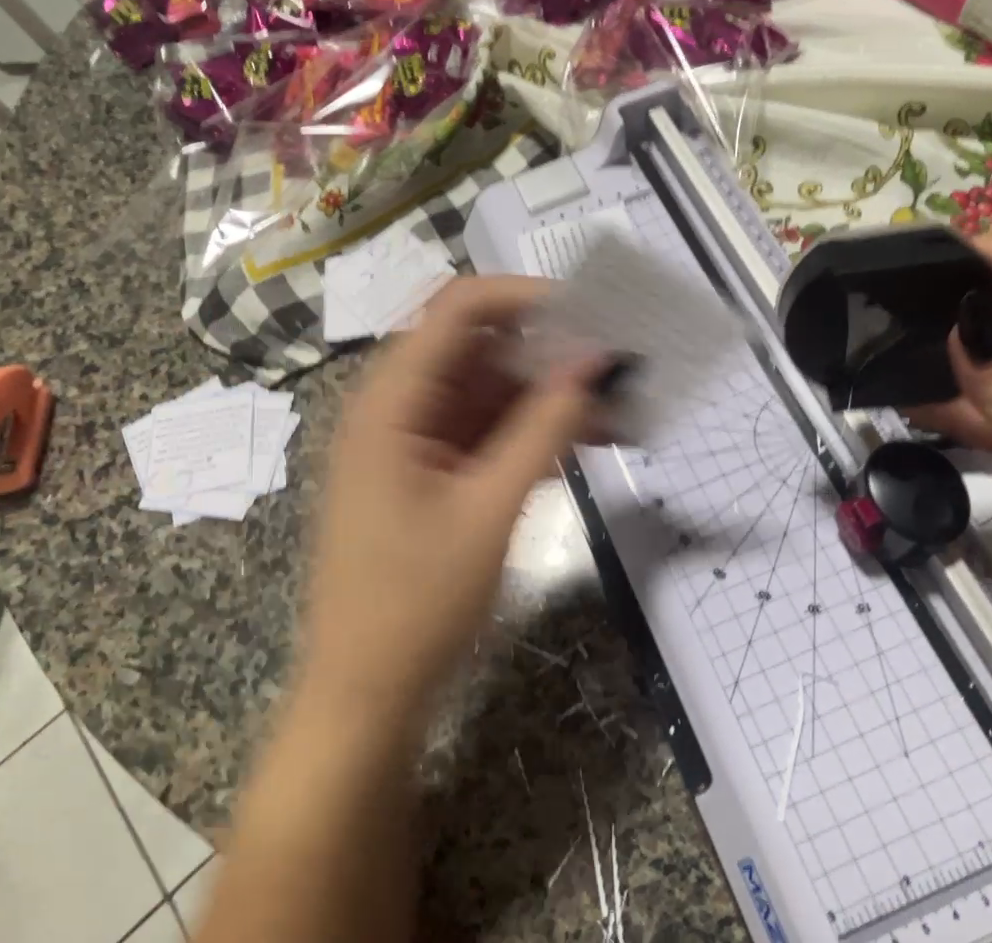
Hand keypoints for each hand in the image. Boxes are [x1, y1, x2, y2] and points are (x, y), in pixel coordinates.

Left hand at [301, 277, 602, 724]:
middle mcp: (398, 409)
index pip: (459, 309)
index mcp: (391, 400)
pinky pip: (487, 436)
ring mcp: (414, 445)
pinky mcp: (431, 478)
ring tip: (625, 411)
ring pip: (490, 395)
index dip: (528, 298)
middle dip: (552, 353)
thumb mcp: (490, 509)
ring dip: (551, 399)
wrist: (366, 693)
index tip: (596, 314)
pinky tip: (590, 444)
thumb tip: (595, 359)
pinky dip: (533, 436)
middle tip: (624, 365)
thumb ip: (545, 427)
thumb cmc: (417, 603)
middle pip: (480, 350)